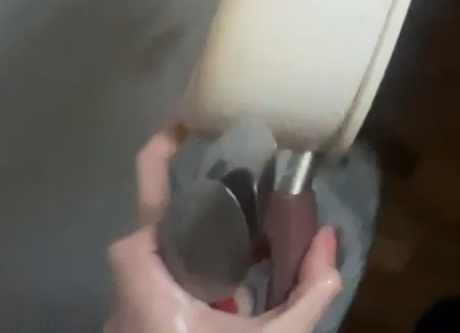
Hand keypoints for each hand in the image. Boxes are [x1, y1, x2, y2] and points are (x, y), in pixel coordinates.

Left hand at [105, 127, 342, 332]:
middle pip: (137, 245)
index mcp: (156, 304)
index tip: (180, 145)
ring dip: (181, 248)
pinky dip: (184, 278)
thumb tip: (330, 237)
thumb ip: (312, 290)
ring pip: (147, 273)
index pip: (130, 244)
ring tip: (231, 230)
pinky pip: (155, 296)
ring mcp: (132, 328)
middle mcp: (133, 312)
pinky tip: (223, 284)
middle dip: (166, 203)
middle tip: (203, 158)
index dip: (150, 197)